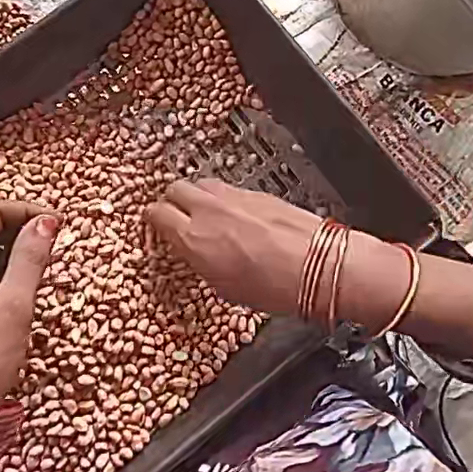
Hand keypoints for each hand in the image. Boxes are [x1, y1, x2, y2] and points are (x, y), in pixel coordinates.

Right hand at [145, 179, 403, 321]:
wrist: (319, 265)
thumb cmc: (274, 287)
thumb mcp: (225, 287)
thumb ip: (202, 261)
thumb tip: (196, 250)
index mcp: (192, 237)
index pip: (157, 213)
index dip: (154, 218)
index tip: (156, 223)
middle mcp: (208, 210)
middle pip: (175, 189)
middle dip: (173, 201)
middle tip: (178, 215)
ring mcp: (233, 196)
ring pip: (202, 184)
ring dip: (198, 196)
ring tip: (206, 213)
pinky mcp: (256, 191)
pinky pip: (228, 189)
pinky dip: (223, 198)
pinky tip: (236, 215)